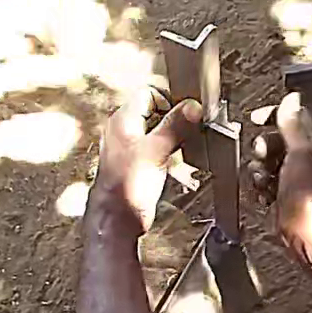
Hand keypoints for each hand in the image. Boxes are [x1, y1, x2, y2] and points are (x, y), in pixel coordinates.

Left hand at [89, 91, 202, 234]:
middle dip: (173, 118)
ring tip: (184, 144)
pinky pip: (156, 147)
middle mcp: (123, 130)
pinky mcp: (137, 163)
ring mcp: (129, 147)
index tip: (185, 112)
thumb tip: (193, 106)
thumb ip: (175, 125)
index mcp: (123, 120)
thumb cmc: (128, 185)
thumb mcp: (156, 150)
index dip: (168, 100)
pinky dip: (168, 149)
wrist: (118, 219)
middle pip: (154, 111)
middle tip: (188, 128)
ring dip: (172, 135)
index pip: (148, 93)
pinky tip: (177, 159)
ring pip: (156, 130)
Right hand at [272, 92, 311, 262]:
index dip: (271, 116)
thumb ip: (293, 124)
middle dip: (262, 148)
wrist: (305, 234)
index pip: (290, 116)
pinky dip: (259, 186)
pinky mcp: (281, 191)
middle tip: (264, 160)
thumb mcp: (300, 153)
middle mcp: (305, 156)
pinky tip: (264, 195)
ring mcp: (292, 175)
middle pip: (272, 138)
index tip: (255, 120)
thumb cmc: (307, 196)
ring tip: (264, 183)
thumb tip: (291, 98)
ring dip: (258, 170)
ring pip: (264, 160)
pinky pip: (261, 180)